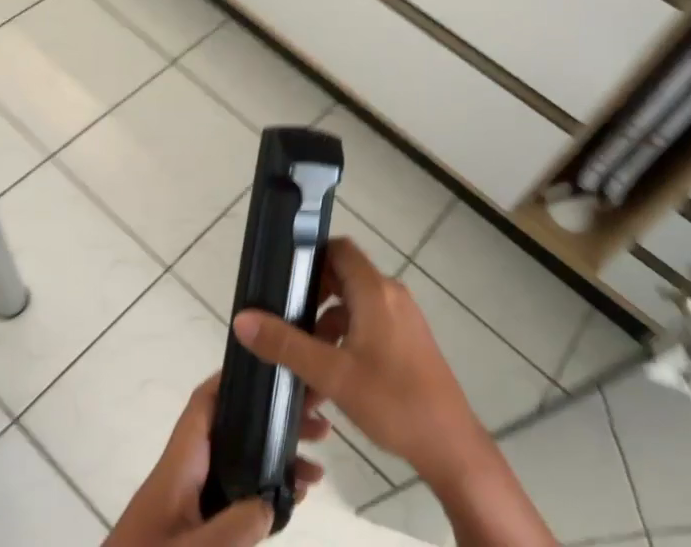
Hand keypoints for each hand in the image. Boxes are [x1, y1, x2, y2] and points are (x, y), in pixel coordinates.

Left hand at [104, 375, 328, 546]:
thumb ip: (234, 528)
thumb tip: (272, 500)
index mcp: (179, 466)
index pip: (204, 404)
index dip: (236, 380)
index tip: (278, 372)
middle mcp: (184, 474)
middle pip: (234, 431)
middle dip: (276, 423)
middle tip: (318, 424)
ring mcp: (189, 501)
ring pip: (240, 465)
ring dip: (277, 460)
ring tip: (316, 471)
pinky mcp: (193, 526)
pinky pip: (235, 495)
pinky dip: (265, 492)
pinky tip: (292, 500)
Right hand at [231, 238, 486, 483]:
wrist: (447, 441)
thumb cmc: (390, 400)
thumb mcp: (331, 375)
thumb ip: (286, 345)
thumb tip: (243, 318)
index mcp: (375, 291)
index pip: (339, 249)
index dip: (310, 257)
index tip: (282, 280)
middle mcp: (391, 295)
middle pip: (343, 279)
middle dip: (311, 301)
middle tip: (284, 328)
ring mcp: (403, 318)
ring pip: (354, 308)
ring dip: (325, 329)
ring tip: (301, 366)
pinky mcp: (407, 341)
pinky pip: (368, 327)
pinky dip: (345, 343)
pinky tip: (329, 381)